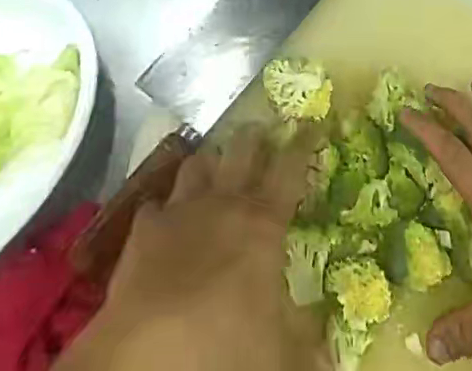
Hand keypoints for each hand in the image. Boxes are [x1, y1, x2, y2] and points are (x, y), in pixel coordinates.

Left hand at [58, 124, 319, 370]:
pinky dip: (167, 204)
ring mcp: (179, 212)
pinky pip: (157, 201)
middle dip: (255, 136)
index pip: (291, 167)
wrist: (145, 361)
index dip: (303, 142)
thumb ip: (309, 333)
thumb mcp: (283, 351)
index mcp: (264, 222)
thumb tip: (330, 335)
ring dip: (212, 160)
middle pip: (242, 150)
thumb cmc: (226, 349)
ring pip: (198, 163)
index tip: (311, 124)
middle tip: (264, 132)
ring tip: (218, 164)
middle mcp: (223, 203)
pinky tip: (169, 214)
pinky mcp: (141, 231)